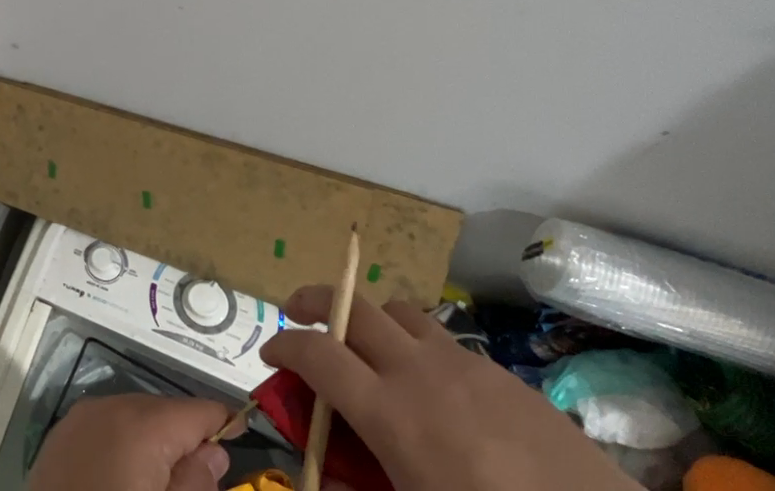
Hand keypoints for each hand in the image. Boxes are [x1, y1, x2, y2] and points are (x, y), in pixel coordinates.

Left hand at [28, 394, 234, 490]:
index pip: (197, 410)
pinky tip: (128, 477)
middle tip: (206, 471)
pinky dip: (125, 444)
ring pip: (133, 418)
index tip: (242, 432)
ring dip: (156, 440)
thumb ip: (197, 482)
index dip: (223, 422)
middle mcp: (109, 408)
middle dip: (188, 436)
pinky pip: (106, 429)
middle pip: (164, 412)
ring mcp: (79, 420)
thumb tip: (212, 453)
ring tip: (167, 477)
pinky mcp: (60, 438)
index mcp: (142, 424)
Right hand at [261, 287, 641, 490]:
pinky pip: (445, 339)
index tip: (271, 355)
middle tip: (298, 317)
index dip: (282, 345)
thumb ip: (355, 490)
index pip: (314, 352)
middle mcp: (418, 372)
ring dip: (371, 318)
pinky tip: (436, 388)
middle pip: (351, 306)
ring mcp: (464, 366)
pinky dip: (420, 345)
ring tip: (368, 346)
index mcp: (387, 411)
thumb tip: (322, 479)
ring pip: (399, 310)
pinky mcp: (503, 374)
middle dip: (314, 302)